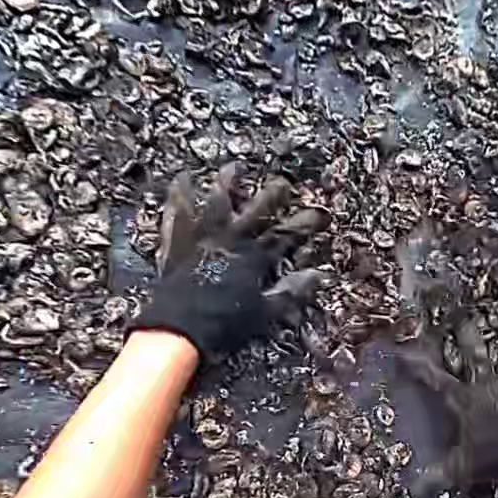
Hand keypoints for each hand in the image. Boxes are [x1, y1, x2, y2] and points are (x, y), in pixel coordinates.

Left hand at [134, 164, 324, 361]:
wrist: (179, 329)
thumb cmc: (224, 324)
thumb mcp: (265, 312)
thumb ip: (291, 292)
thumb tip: (319, 276)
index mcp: (253, 258)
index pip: (286, 235)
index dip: (304, 224)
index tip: (319, 215)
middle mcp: (230, 240)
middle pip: (256, 210)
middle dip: (273, 195)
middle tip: (283, 182)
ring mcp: (203, 238)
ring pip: (217, 202)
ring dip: (226, 184)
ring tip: (232, 168)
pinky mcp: (178, 243)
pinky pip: (178, 213)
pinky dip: (179, 195)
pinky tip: (181, 180)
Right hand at [401, 318, 497, 495]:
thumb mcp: (463, 471)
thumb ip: (437, 478)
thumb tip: (414, 493)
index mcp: (465, 401)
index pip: (434, 379)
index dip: (418, 365)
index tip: (405, 350)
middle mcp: (489, 386)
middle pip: (473, 354)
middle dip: (466, 336)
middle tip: (462, 318)